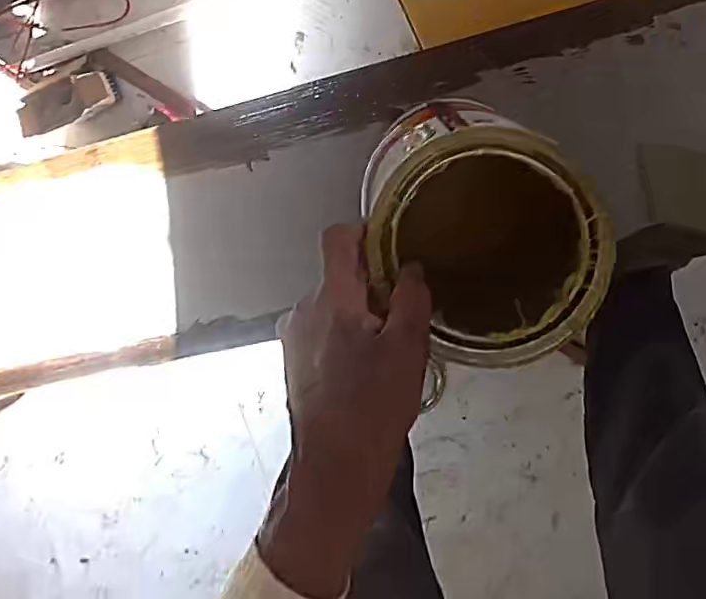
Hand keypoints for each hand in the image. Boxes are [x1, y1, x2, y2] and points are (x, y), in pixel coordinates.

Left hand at [259, 224, 430, 598]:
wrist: (332, 473)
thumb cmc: (371, 410)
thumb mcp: (407, 349)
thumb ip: (411, 298)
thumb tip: (410, 268)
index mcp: (332, 298)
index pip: (337, 237)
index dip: (365, 231)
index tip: (391, 247)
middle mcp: (305, 308)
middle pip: (340, 274)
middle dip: (372, 284)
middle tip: (401, 313)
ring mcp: (295, 335)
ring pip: (333, 303)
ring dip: (359, 313)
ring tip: (386, 349)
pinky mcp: (294, 360)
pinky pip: (323, 328)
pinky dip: (345, 335)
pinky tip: (365, 369)